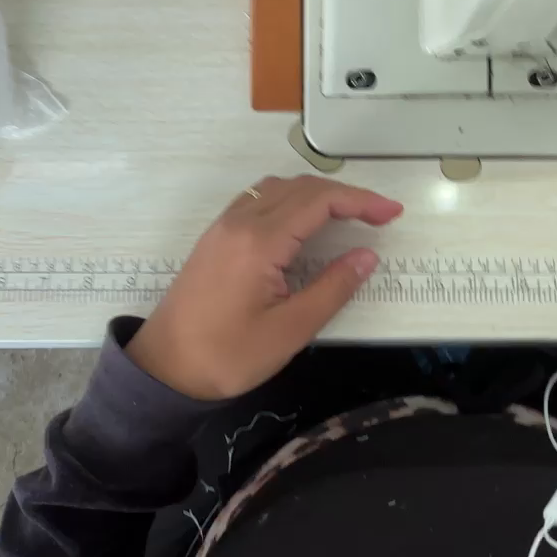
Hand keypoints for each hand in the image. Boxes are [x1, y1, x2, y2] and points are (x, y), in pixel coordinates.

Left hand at [126, 176, 403, 400]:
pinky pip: (258, 199)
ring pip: (277, 188)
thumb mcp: (289, 330)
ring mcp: (223, 226)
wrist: (164, 369)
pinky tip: (303, 222)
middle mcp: (240, 222)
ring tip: (348, 215)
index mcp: (260, 241)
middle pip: (300, 188)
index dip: (361, 201)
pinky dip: (290, 199)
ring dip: (316, 193)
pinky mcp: (215, 238)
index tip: (393, 213)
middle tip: (380, 215)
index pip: (319, 202)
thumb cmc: (228, 355)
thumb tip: (366, 256)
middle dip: (345, 194)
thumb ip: (332, 288)